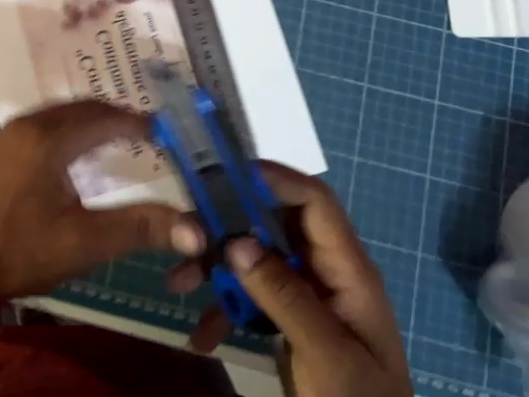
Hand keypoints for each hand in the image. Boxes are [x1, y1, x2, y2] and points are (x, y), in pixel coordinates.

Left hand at [0, 100, 203, 304]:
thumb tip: (195, 229)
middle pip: (82, 109)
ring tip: (123, 147)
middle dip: (117, 119)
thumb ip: (137, 228)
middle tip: (152, 138)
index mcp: (49, 136)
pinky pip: (45, 130)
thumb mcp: (82, 242)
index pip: (105, 115)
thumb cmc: (15, 249)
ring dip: (92, 126)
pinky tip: (80, 163)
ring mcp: (8, 138)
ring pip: (61, 118)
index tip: (170, 136)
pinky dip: (71, 136)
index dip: (140, 123)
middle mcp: (28, 126)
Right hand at [172, 163, 410, 396]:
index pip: (314, 202)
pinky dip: (224, 310)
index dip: (273, 179)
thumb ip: (284, 296)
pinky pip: (252, 299)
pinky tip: (202, 334)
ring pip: (256, 261)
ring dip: (218, 270)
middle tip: (185, 233)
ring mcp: (308, 299)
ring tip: (179, 284)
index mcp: (349, 271)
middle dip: (229, 226)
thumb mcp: (326, 354)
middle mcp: (327, 274)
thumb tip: (236, 240)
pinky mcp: (291, 324)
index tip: (222, 174)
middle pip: (275, 226)